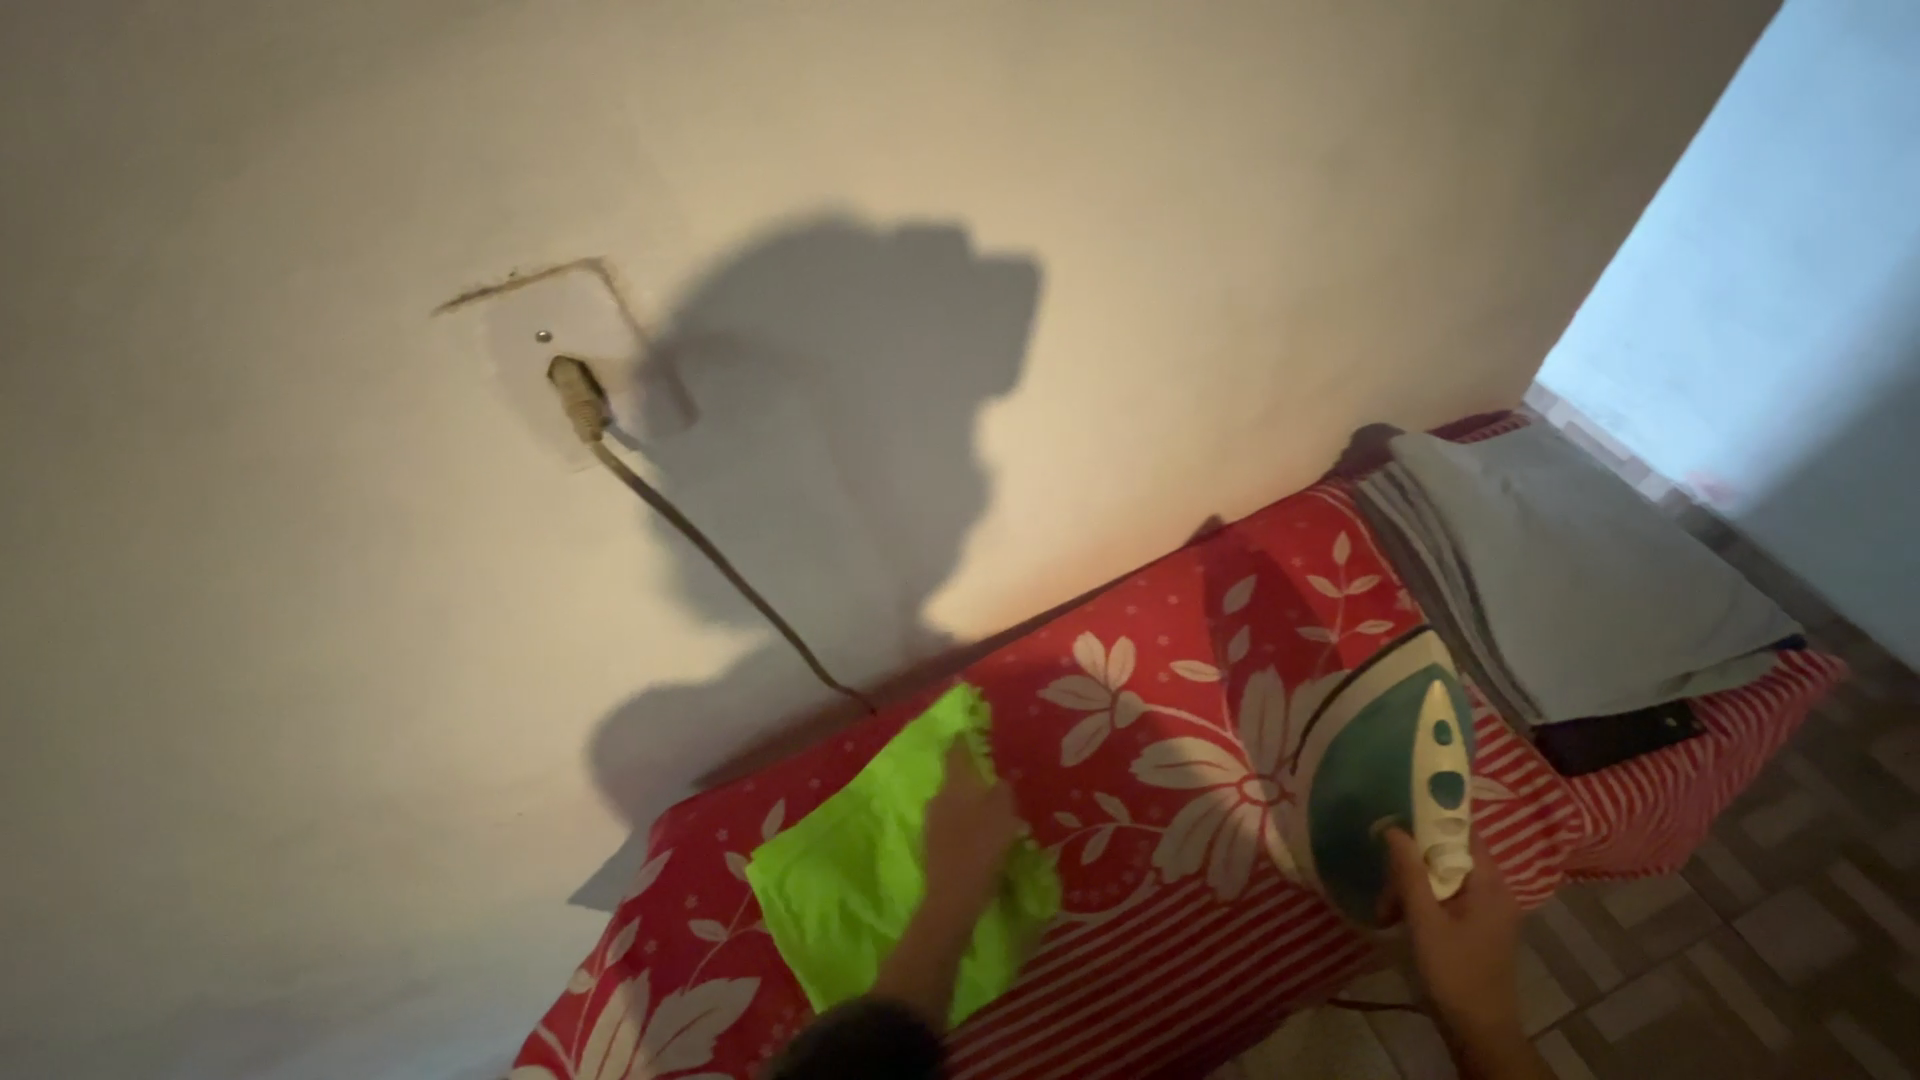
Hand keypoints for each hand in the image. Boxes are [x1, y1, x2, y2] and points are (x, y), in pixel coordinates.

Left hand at [922, 739, 1022, 923]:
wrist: (954, 895)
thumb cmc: (982, 845)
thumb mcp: (1004, 811)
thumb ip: (1003, 789)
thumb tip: (1000, 778)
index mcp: (955, 783)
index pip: (956, 752)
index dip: (963, 741)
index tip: (971, 734)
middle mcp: (938, 797)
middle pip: (955, 780)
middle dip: (972, 780)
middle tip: (994, 784)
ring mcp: (932, 822)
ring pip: (953, 804)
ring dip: (969, 806)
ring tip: (992, 815)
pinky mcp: (932, 846)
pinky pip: (951, 826)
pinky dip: (965, 827)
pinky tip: (980, 839)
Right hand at [1383, 828, 1526, 1052]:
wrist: (1478, 1030)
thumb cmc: (1454, 972)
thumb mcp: (1424, 920)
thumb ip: (1409, 872)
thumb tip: (1394, 827)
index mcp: (1491, 885)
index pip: (1464, 833)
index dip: (1433, 819)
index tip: (1398, 814)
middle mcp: (1494, 892)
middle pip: (1448, 856)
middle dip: (1411, 863)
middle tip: (1385, 885)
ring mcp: (1486, 910)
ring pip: (1442, 877)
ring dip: (1410, 886)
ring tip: (1386, 910)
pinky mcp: (1475, 926)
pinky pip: (1445, 897)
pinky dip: (1420, 901)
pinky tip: (1398, 918)